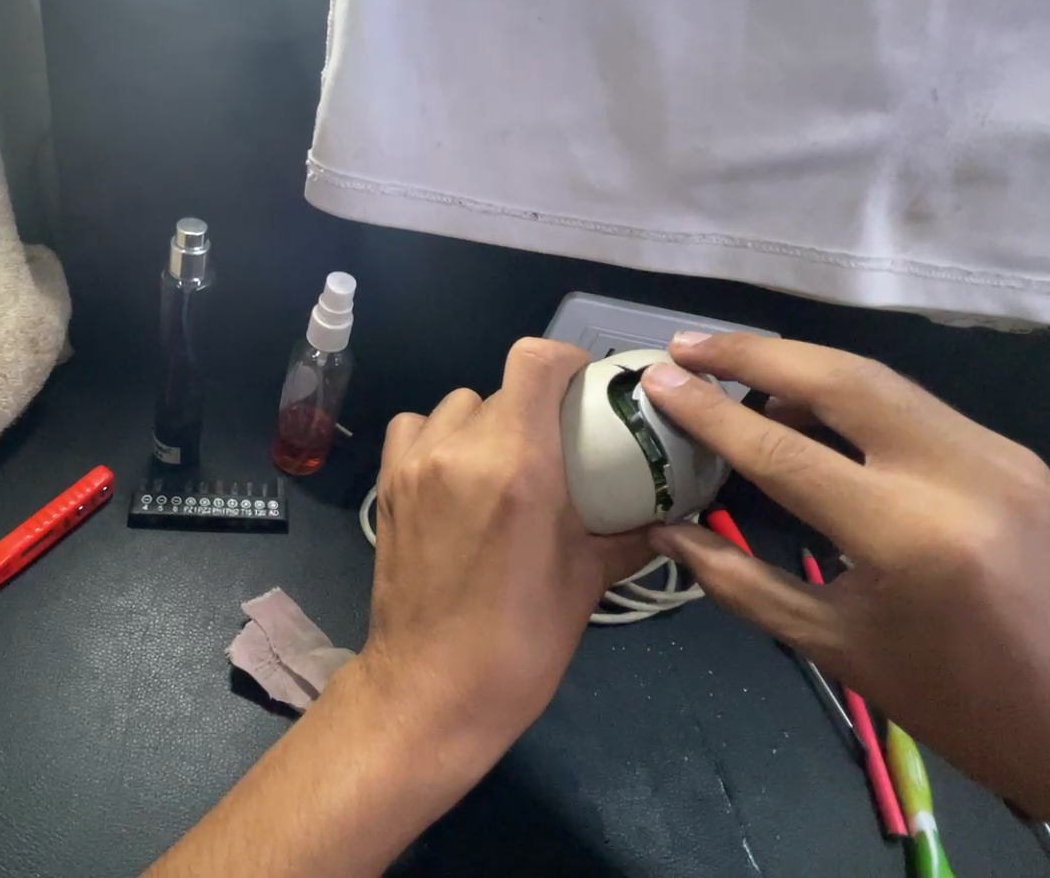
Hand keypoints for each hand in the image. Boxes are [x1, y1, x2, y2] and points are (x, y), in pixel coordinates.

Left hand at [364, 338, 649, 763]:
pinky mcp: (387, 483)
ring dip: (486, 421)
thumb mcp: (586, 584)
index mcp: (518, 467)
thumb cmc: (519, 644)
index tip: (584, 386)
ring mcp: (415, 463)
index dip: (564, 361)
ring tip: (503, 463)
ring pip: (457, 404)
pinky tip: (454, 472)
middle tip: (555, 445)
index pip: (533, 362)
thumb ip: (627, 533)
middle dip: (534, 406)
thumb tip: (662, 511)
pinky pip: (414, 428)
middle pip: (501, 386)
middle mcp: (460, 450)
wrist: (429, 689)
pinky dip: (438, 436)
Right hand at [640, 332, 1049, 877]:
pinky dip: (843, 392)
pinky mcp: (1011, 454)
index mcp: (906, 534)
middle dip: (752, 353)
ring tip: (729, 368)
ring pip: (876, 378)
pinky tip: (803, 409)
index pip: (781, 450)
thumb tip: (664, 532)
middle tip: (687, 345)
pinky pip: (908, 404)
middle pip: (838, 378)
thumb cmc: (961, 703)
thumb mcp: (834, 647)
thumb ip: (737, 580)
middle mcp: (957, 473)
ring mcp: (995, 454)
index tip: (656, 378)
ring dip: (796, 363)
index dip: (708, 411)